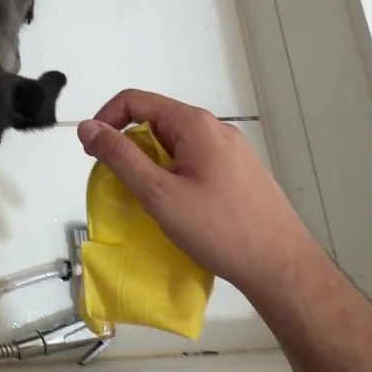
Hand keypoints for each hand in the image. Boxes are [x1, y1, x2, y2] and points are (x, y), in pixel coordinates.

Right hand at [77, 90, 322, 295]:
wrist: (285, 270)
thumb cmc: (219, 229)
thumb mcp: (159, 193)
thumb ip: (120, 156)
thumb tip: (87, 126)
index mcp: (194, 124)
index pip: (135, 101)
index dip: (105, 120)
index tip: (92, 151)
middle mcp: (215, 128)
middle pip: (155, 119)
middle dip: (127, 143)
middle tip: (114, 177)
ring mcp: (231, 151)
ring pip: (174, 142)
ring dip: (149, 161)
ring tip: (143, 195)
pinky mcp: (240, 173)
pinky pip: (193, 159)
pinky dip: (172, 172)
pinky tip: (175, 204)